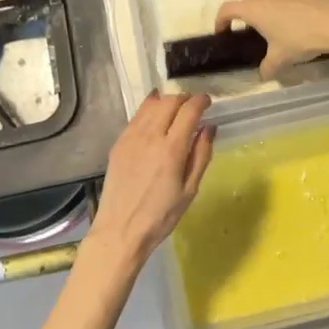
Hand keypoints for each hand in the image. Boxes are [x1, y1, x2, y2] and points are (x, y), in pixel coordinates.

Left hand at [86, 91, 213, 270]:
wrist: (120, 230)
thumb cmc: (161, 216)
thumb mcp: (189, 190)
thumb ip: (201, 155)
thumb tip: (209, 128)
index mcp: (171, 150)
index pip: (188, 111)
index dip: (200, 101)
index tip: (207, 101)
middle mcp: (150, 137)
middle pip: (169, 102)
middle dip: (184, 98)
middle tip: (193, 106)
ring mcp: (131, 137)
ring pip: (151, 105)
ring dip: (166, 101)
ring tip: (176, 107)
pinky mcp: (119, 142)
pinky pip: (136, 116)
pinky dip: (149, 108)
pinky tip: (154, 112)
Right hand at [215, 0, 328, 77]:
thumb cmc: (302, 40)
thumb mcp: (281, 59)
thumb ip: (267, 68)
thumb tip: (262, 75)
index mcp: (255, 9)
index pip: (227, 9)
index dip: (220, 20)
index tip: (223, 32)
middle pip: (248, 2)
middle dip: (246, 16)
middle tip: (253, 34)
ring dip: (268, 9)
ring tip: (279, 26)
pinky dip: (288, 5)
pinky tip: (301, 18)